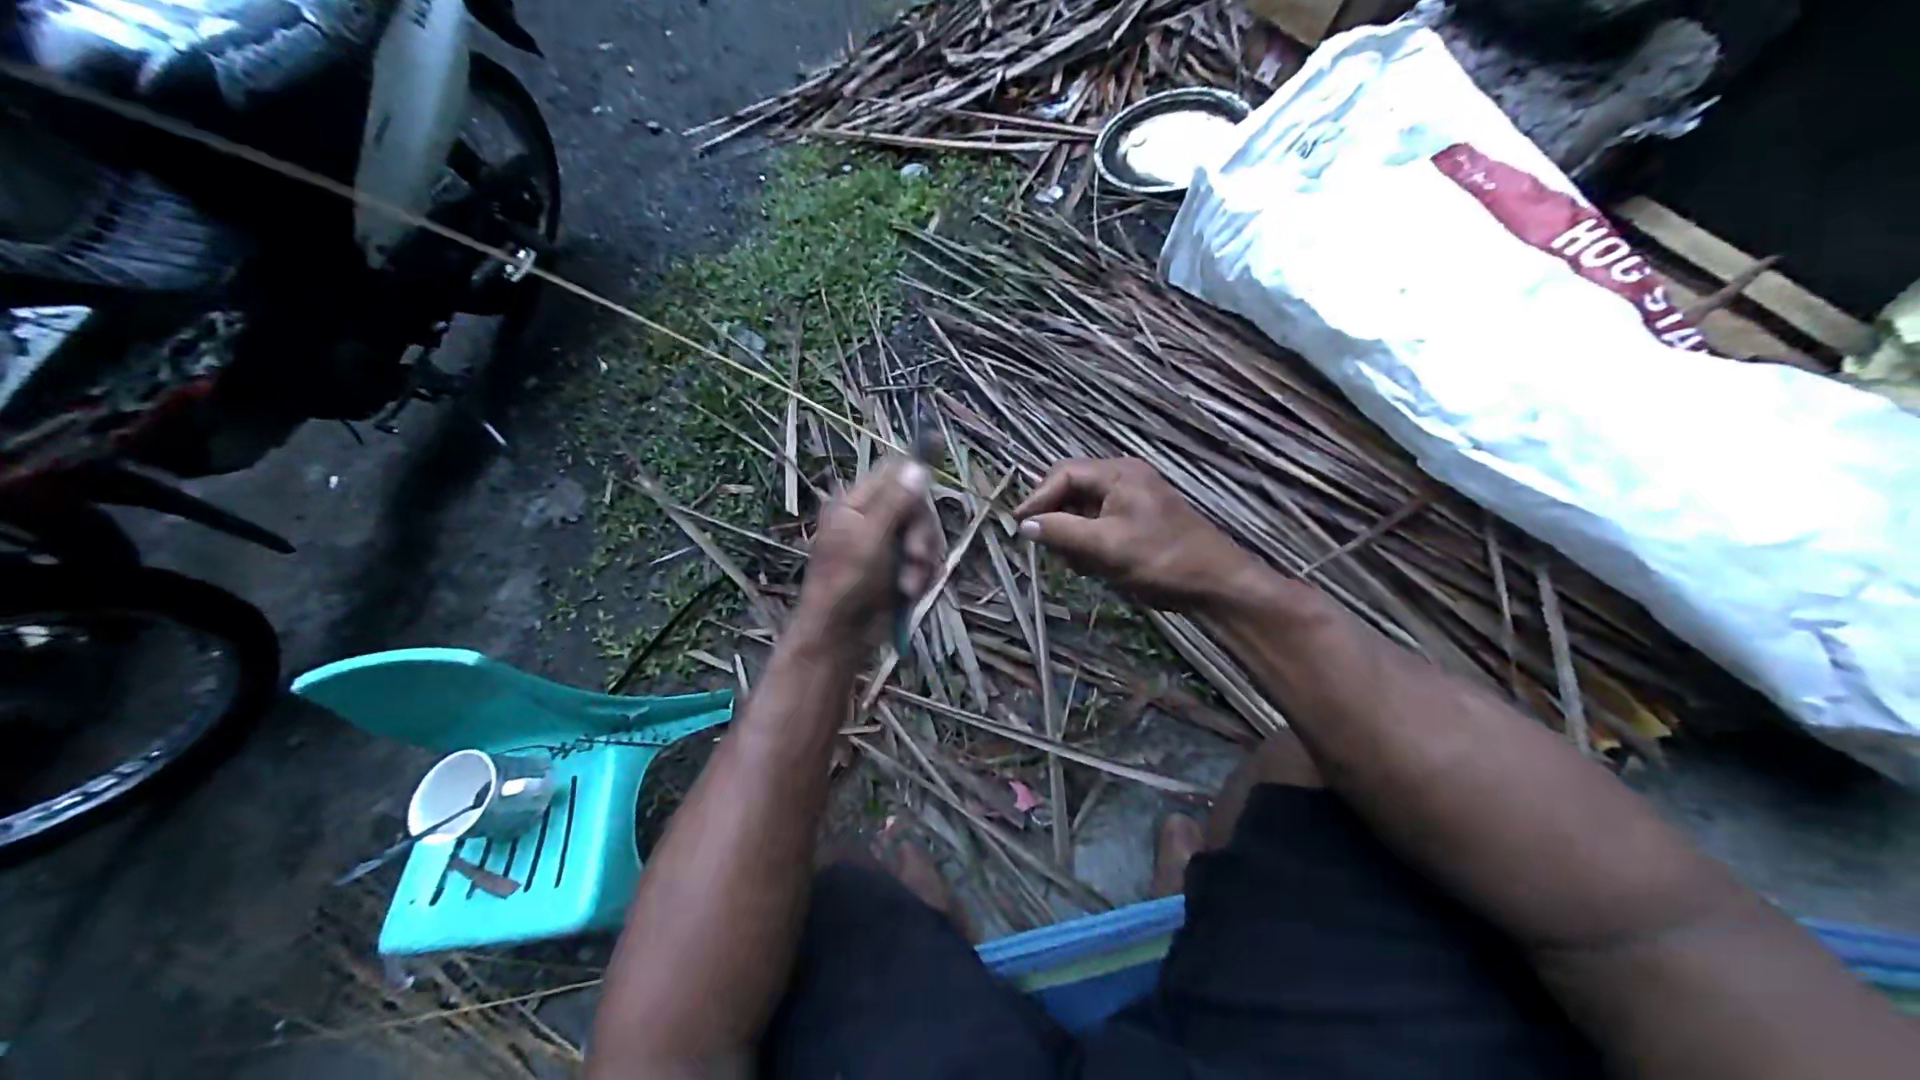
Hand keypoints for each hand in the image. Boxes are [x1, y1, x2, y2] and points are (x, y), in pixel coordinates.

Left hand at [796, 458, 938, 637]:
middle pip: (916, 506)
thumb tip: (917, 467)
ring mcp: (885, 546)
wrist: (841, 637)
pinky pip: (924, 561)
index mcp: (854, 504)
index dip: (914, 480)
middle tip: (915, 556)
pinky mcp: (898, 569)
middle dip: (922, 534)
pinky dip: (922, 577)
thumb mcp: (871, 537)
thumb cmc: (846, 584)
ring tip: (908, 585)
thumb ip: (895, 502)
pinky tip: (909, 593)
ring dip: (923, 562)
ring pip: (925, 536)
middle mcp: (871, 520)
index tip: (930, 492)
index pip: (892, 474)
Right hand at [1015, 458, 1260, 611]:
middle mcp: (1124, 479)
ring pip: (1084, 511)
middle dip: (1058, 520)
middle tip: (1052, 549)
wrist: (1218, 584)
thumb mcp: (1105, 547)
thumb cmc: (1162, 560)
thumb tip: (1025, 525)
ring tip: (1081, 563)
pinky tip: (1097, 566)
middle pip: (1072, 490)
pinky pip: (1101, 525)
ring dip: (1074, 536)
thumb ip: (1061, 532)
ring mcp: (1133, 500)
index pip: (1063, 474)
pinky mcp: (1139, 522)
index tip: (1019, 526)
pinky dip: (1091, 543)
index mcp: (1118, 474)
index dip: (1038, 498)